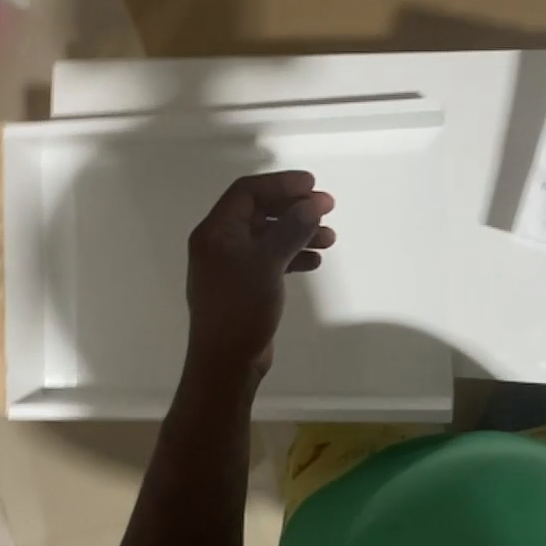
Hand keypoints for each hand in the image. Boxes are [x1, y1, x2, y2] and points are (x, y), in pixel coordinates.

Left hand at [185, 171, 335, 376]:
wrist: (226, 361)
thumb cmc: (241, 307)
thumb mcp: (268, 262)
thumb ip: (290, 229)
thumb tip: (312, 204)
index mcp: (216, 231)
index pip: (247, 192)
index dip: (281, 184)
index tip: (312, 185)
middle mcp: (220, 243)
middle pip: (259, 211)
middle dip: (294, 207)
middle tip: (328, 207)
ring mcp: (231, 265)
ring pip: (268, 236)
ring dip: (298, 232)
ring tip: (330, 238)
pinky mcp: (243, 285)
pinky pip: (270, 258)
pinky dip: (292, 255)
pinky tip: (315, 260)